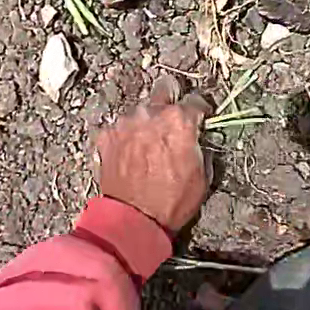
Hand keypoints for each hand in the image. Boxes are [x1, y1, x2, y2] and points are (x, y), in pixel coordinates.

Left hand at [93, 77, 209, 235]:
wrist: (133, 220)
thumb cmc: (172, 201)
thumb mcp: (203, 174)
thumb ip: (200, 145)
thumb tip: (196, 137)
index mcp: (179, 120)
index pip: (196, 100)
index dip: (200, 112)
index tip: (200, 119)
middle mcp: (151, 113)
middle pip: (165, 88)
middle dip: (172, 100)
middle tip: (173, 119)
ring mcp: (125, 122)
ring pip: (141, 108)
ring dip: (147, 120)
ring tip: (149, 143)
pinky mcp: (107, 135)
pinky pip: (121, 126)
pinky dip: (127, 134)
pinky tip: (132, 152)